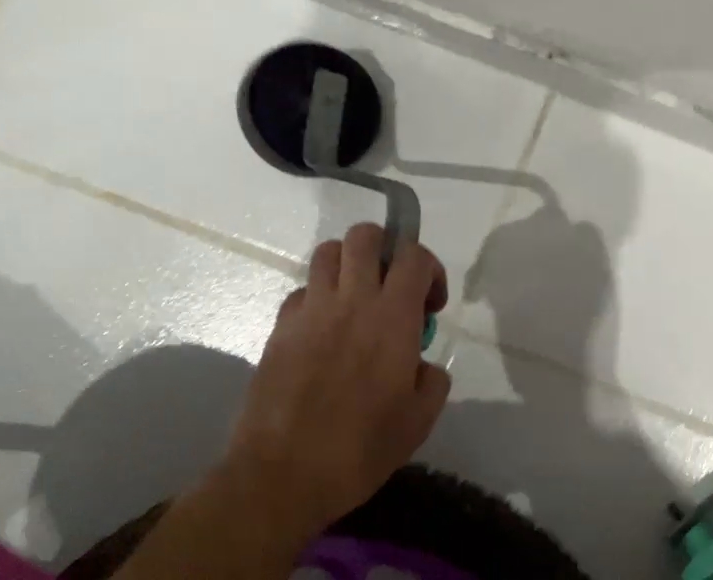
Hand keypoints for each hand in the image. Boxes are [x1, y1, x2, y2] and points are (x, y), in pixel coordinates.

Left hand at [219, 224, 450, 539]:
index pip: (415, 256)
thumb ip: (432, 381)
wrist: (280, 477)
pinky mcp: (279, 330)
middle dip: (385, 249)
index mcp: (393, 317)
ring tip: (356, 298)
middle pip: (366, 236)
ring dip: (348, 265)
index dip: (430, 269)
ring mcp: (311, 312)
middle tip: (391, 285)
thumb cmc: (359, 449)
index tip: (430, 306)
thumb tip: (423, 365)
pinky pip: (302, 292)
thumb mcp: (419, 421)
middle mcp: (352, 301)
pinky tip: (322, 332)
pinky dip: (317, 300)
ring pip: (328, 252)